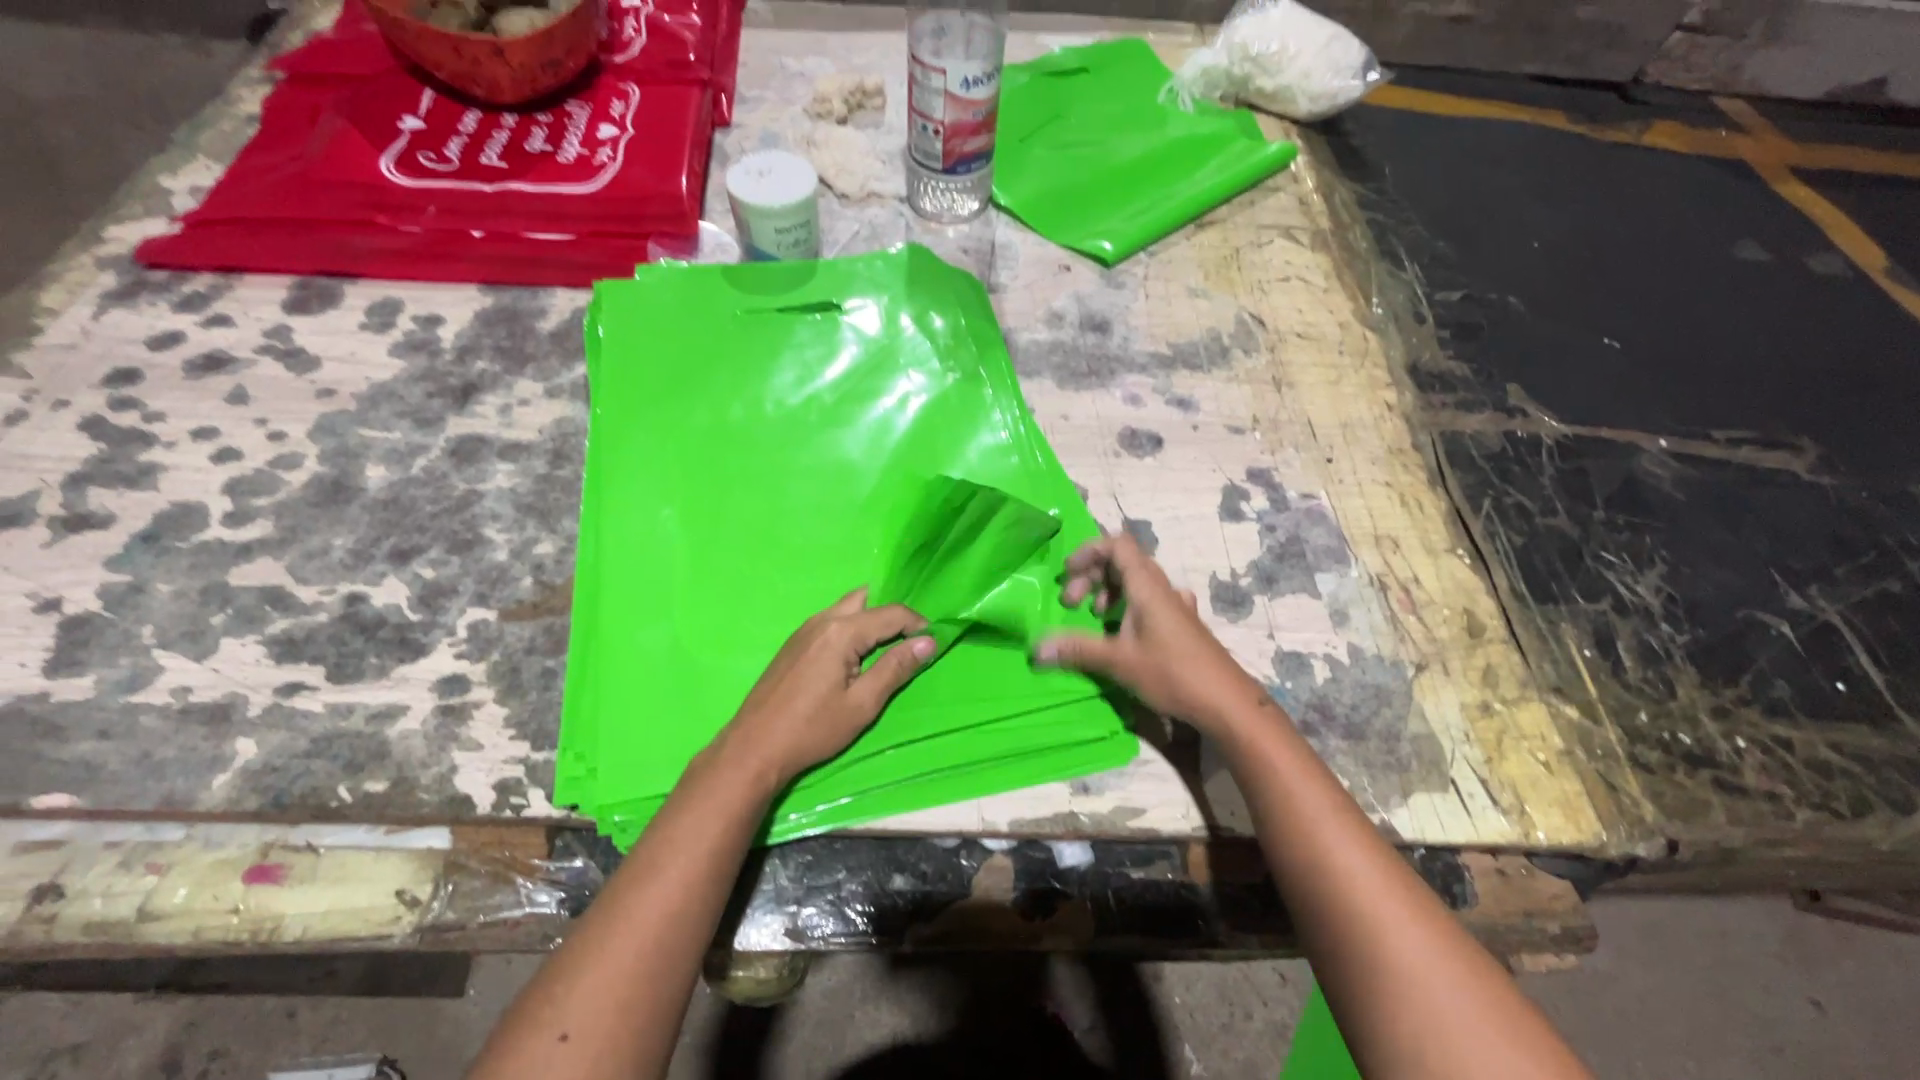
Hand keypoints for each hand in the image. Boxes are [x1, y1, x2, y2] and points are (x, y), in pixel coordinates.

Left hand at [715, 587, 936, 788]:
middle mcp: (822, 620)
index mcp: (841, 631)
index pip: (891, 612)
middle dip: (892, 612)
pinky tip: (858, 655)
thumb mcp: (863, 704)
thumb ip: (896, 668)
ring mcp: (804, 629)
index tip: (934, 642)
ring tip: (889, 648)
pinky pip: (832, 621)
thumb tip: (928, 641)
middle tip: (910, 639)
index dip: (918, 623)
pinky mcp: (795, 643)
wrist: (755, 746)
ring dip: (872, 619)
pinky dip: (853, 627)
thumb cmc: (813, 729)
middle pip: (866, 598)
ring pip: (847, 608)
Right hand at [1035, 535, 1275, 735]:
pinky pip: (1149, 601)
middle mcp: (1162, 588)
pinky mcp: (1182, 624)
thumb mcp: (1118, 661)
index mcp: (1147, 585)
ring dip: (1109, 593)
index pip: (1116, 544)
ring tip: (1097, 620)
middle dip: (1092, 576)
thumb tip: (1037, 647)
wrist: (1226, 701)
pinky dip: (1128, 608)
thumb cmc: (1172, 673)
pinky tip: (1125, 634)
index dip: (1087, 552)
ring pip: (1136, 582)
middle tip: (1073, 605)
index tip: (1067, 576)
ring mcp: (1176, 605)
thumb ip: (1077, 649)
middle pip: (1123, 561)